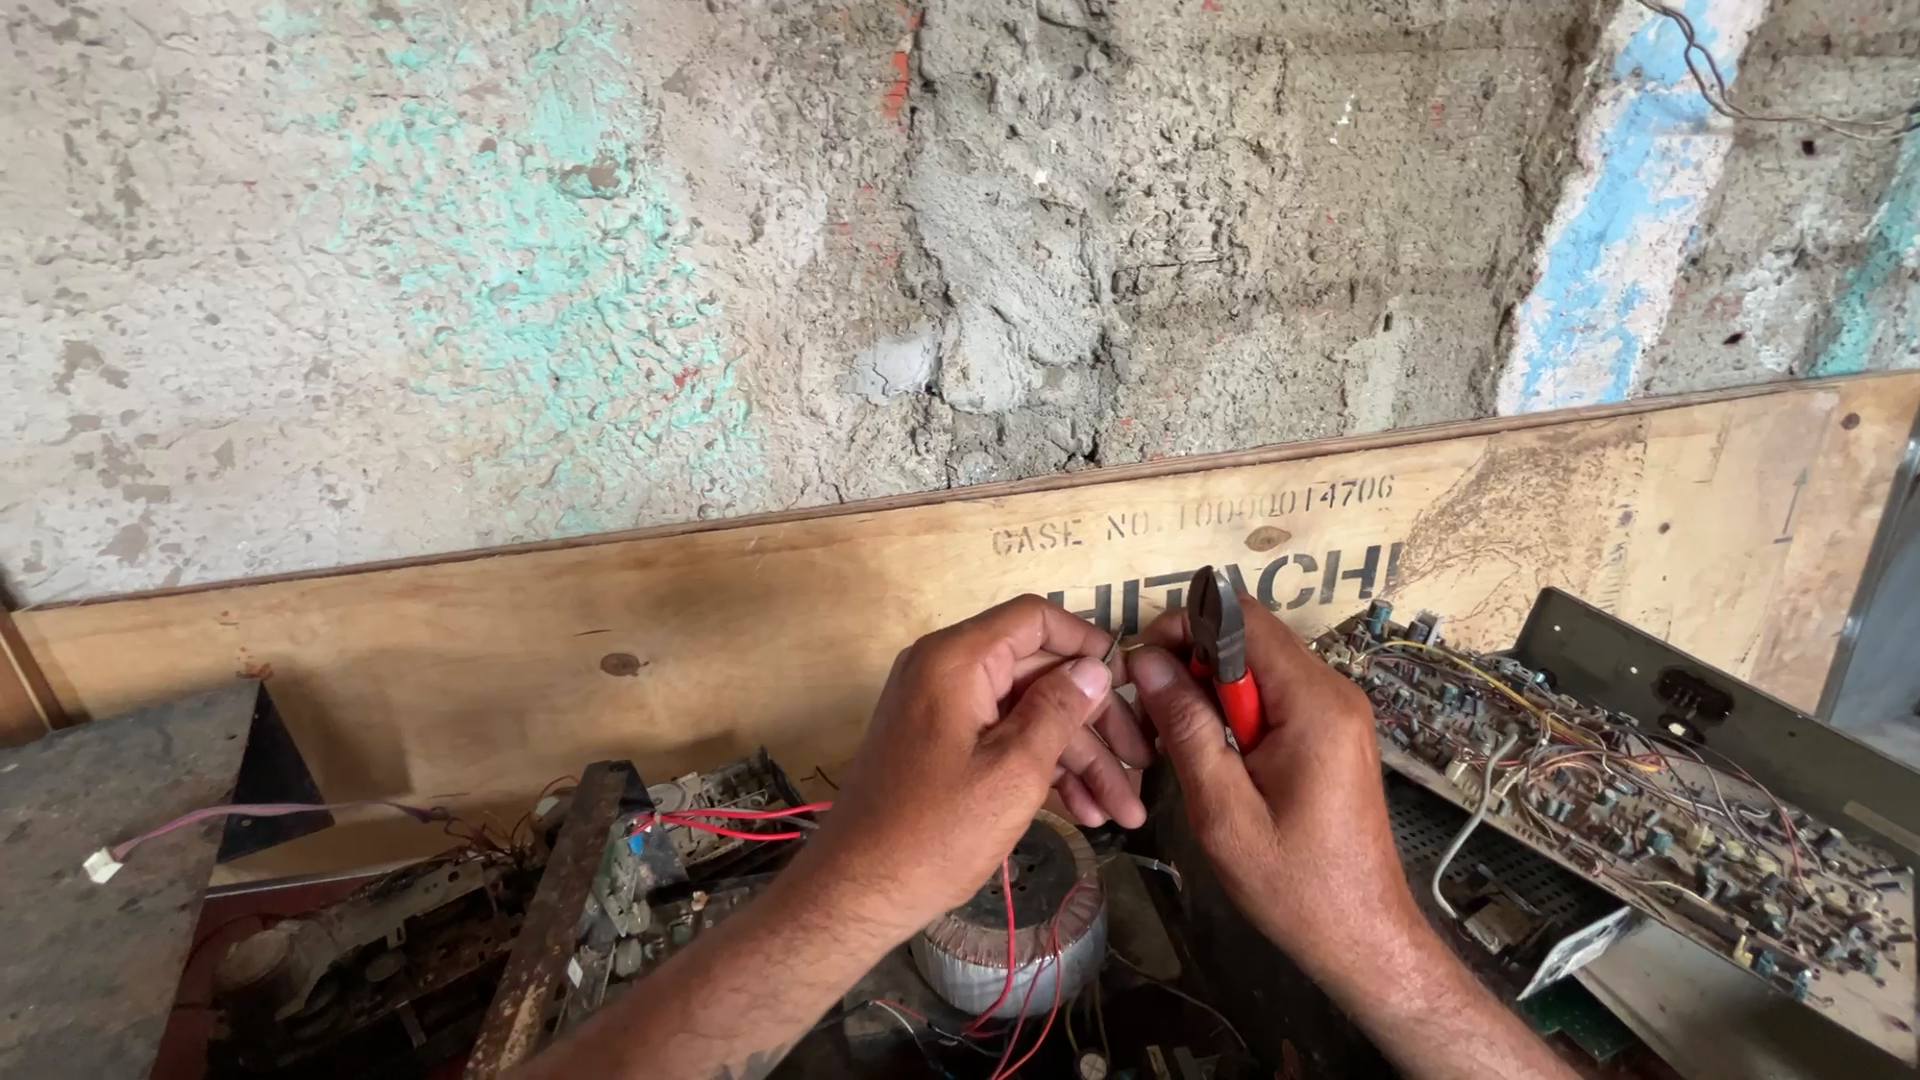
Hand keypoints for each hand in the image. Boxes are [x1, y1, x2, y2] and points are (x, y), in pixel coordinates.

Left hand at [793, 595, 1145, 940]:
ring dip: (1076, 756)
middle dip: (1094, 720)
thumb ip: (1058, 710)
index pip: (1033, 619)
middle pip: (1037, 671)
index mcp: (956, 658)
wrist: (856, 891)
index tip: (1130, 680)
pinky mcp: (944, 742)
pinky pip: (1001, 736)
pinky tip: (1084, 811)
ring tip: (1123, 811)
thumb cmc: (935, 831)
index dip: (1086, 642)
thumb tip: (1095, 667)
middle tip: (1142, 763)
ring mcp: (943, 707)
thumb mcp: (1012, 771)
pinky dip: (1040, 766)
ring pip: (1026, 712)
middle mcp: (946, 669)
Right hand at [1125, 597, 1425, 981]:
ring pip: (1253, 662)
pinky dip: (1229, 706)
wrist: (1363, 938)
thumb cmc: (1295, 884)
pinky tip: (1209, 749)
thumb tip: (1146, 660)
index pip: (1240, 619)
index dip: (1184, 625)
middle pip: (1247, 636)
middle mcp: (1332, 692)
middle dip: (1190, 659)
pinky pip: (1269, 691)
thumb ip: (1185, 727)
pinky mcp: (1329, 729)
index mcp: (1314, 704)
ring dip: (1206, 685)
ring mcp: (1335, 710)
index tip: (1144, 665)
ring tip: (1174, 735)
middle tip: (1151, 709)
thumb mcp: (1223, 810)